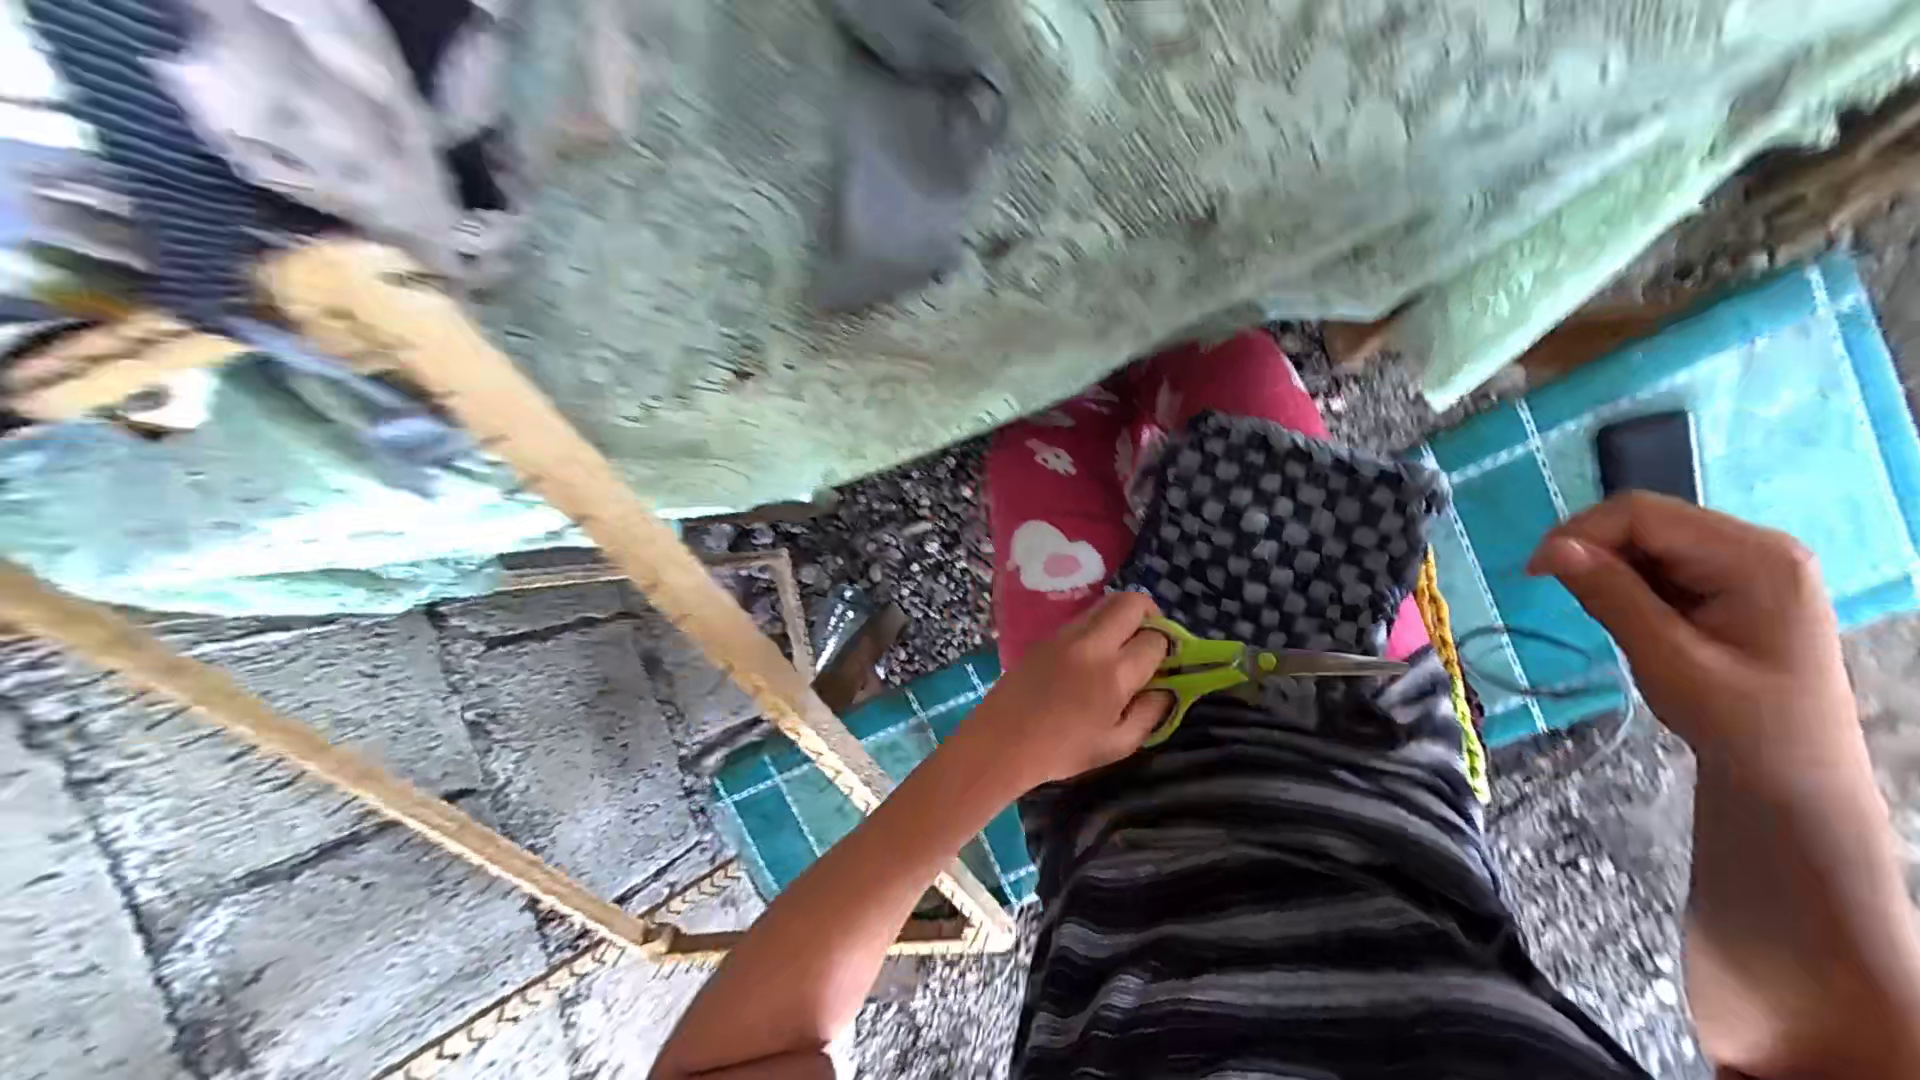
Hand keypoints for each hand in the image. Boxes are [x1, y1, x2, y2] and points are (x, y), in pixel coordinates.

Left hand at [957, 592, 1173, 789]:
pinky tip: (1093, 655)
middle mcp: (1091, 643)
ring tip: (1123, 646)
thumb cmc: (1061, 750)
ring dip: (1123, 617)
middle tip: (1150, 640)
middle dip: (1151, 614)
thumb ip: (1150, 714)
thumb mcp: (1117, 745)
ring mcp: (1065, 634)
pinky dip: (1099, 625)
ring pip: (1106, 603)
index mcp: (1113, 673)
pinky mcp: (1046, 636)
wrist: (1001, 741)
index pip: (1155, 639)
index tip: (1165, 664)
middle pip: (1132, 602)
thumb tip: (1167, 689)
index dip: (1168, 649)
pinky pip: (1082, 617)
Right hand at [1526, 493, 1859, 774]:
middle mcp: (1756, 546)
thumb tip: (1550, 548)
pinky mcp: (1726, 578)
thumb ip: (1610, 596)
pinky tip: (1622, 609)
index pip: (1643, 514)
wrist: (1789, 769)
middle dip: (1589, 547)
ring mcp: (1745, 561)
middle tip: (1558, 590)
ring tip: (1599, 608)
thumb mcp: (1666, 658)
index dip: (1579, 533)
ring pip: (1643, 536)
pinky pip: (1655, 557)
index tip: (1535, 573)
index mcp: (1757, 558)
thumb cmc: (1737, 718)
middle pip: (1644, 519)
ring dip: (1605, 564)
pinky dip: (1622, 577)